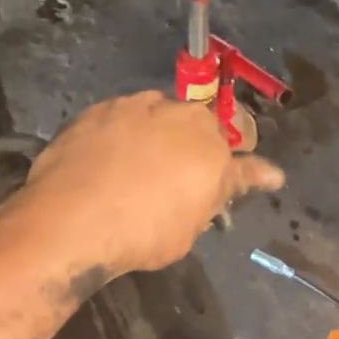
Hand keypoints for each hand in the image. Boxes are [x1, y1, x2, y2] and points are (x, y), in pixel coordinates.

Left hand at [0, 92, 284, 275]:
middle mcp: (178, 114)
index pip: (240, 161)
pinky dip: (118, 134)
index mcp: (210, 146)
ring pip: (155, 115)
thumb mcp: (189, 228)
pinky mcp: (98, 108)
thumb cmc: (142, 232)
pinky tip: (105, 158)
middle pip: (195, 128)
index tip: (266, 176)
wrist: (73, 217)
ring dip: (154, 133)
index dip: (251, 171)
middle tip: (179, 174)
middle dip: (193, 146)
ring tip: (136, 164)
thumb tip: (251, 178)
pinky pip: (118, 118)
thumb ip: (214, 197)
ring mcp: (135, 106)